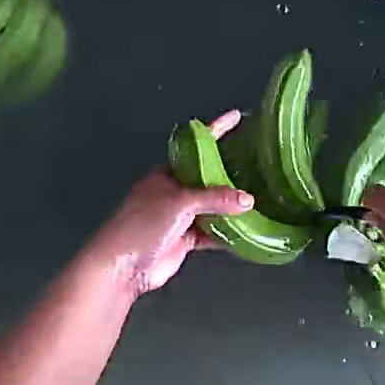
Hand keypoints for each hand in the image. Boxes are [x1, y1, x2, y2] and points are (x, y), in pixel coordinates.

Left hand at [76, 111, 254, 294]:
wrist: (121, 268)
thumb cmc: (142, 225)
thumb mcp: (180, 202)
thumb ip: (216, 198)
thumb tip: (248, 200)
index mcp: (167, 174)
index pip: (197, 146)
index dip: (217, 130)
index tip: (237, 116)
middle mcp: (175, 191)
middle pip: (210, 177)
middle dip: (232, 173)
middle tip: (260, 163)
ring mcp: (181, 216)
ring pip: (215, 205)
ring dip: (233, 206)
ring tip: (263, 197)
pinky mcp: (187, 237)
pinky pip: (215, 230)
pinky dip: (230, 231)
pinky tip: (248, 230)